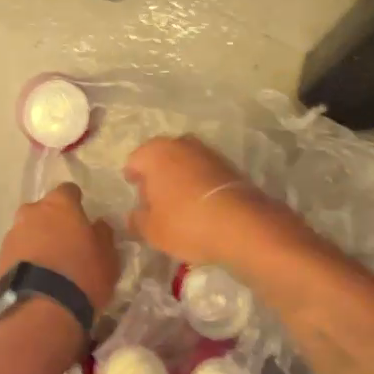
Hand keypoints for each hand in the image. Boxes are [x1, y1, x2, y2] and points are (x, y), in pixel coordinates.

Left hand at [0, 183, 119, 315]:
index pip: (68, 191)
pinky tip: (35, 280)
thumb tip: (98, 225)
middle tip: (65, 245)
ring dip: (37, 243)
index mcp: (59, 204)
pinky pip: (16, 254)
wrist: (40, 313)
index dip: (76, 203)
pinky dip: (25, 262)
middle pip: (43, 211)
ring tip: (48, 268)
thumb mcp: (108, 257)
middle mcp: (31, 212)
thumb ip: (103, 234)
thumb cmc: (81, 276)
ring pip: (27, 232)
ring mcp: (12, 235)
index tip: (82, 218)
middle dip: (52, 223)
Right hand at [125, 135, 272, 265]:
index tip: (135, 193)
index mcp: (154, 153)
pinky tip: (200, 203)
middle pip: (160, 157)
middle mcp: (179, 143)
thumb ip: (137, 220)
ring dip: (179, 177)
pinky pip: (203, 170)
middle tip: (155, 199)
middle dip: (156, 175)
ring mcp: (205, 150)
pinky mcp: (227, 163)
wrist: (240, 223)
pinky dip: (198, 182)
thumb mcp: (152, 231)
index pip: (135, 161)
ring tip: (179, 203)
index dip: (133, 178)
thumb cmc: (185, 223)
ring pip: (183, 161)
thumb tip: (133, 215)